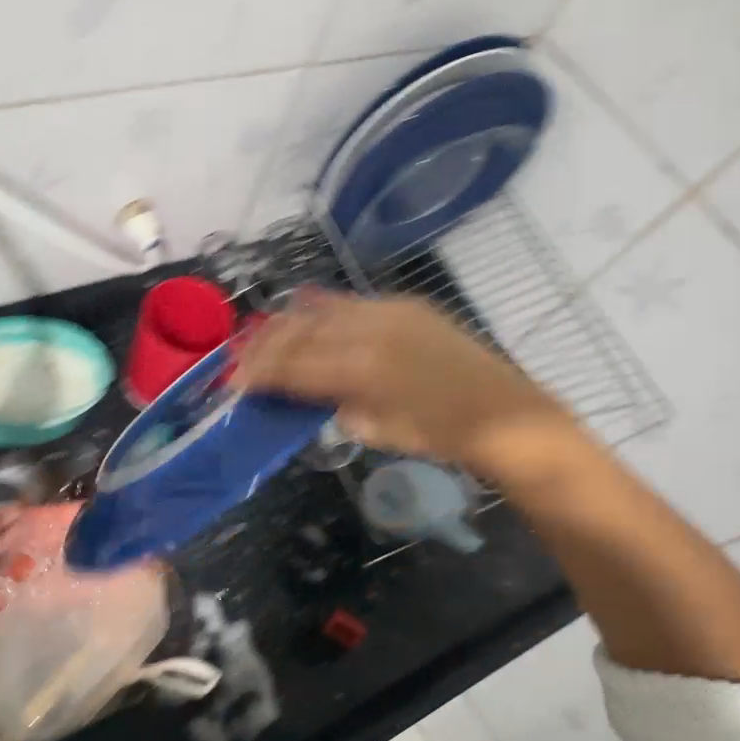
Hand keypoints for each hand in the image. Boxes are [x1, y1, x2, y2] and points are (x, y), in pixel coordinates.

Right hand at [233, 293, 574, 474]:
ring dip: (289, 323)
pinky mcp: (406, 305)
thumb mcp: (379, 431)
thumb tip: (310, 394)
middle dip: (266, 345)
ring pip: (324, 311)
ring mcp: (390, 312)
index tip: (235, 381)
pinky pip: (352, 302)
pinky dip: (323, 309)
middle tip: (241, 358)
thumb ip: (338, 408)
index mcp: (362, 371)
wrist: (503, 415)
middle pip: (302, 332)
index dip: (261, 372)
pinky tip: (303, 308)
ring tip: (265, 335)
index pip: (296, 366)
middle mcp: (371, 332)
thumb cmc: (440, 438)